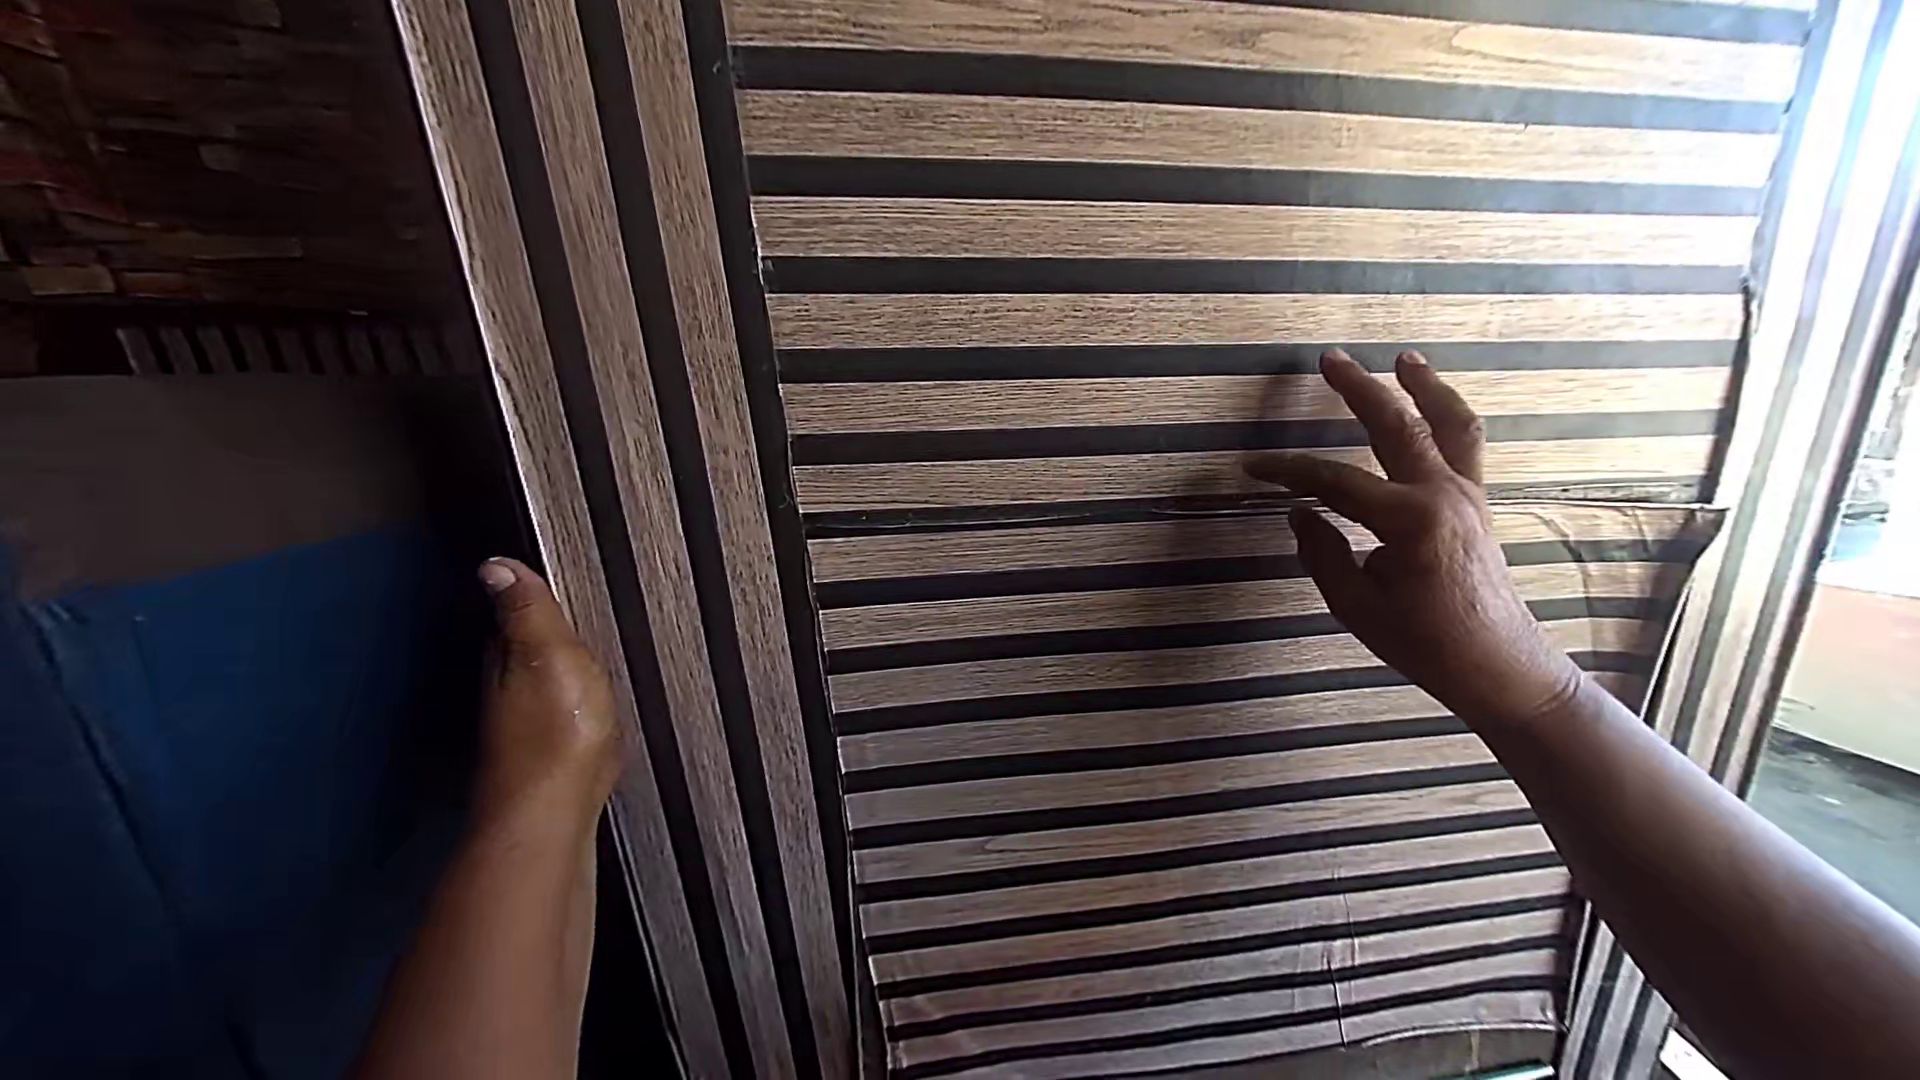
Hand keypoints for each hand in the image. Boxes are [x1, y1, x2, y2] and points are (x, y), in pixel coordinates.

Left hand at [473, 558, 620, 825]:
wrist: (558, 801)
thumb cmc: (556, 730)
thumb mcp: (550, 654)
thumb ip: (531, 610)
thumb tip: (495, 565)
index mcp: (507, 654)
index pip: (517, 607)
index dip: (537, 588)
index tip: (554, 569)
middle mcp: (510, 680)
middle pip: (531, 637)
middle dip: (552, 620)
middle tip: (578, 598)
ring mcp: (530, 710)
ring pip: (546, 667)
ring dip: (564, 653)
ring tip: (588, 637)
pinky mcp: (555, 734)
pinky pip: (565, 694)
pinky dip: (575, 684)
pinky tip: (592, 687)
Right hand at [1245, 349, 1583, 728]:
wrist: (1499, 666)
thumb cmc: (1423, 642)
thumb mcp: (1354, 605)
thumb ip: (1321, 553)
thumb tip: (1299, 513)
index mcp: (1408, 520)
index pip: (1332, 480)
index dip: (1286, 470)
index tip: (1251, 467)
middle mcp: (1443, 495)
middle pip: (1397, 426)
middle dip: (1360, 389)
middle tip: (1330, 359)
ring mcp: (1467, 495)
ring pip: (1449, 424)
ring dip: (1425, 387)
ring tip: (1404, 359)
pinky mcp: (1476, 505)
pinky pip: (1464, 446)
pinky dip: (1447, 417)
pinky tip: (1430, 408)